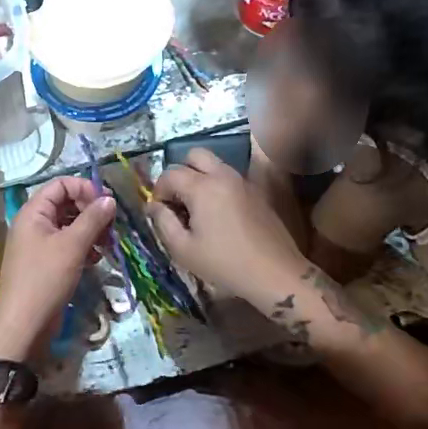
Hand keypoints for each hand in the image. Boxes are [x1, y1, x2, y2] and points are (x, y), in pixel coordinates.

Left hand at [0, 177, 115, 360]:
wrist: (23, 325)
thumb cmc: (45, 278)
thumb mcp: (72, 246)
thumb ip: (92, 219)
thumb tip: (109, 199)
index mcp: (33, 212)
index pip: (60, 184)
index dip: (84, 188)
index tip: (107, 204)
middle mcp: (34, 223)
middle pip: (65, 203)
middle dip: (90, 210)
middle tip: (111, 226)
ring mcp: (38, 244)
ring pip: (68, 225)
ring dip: (90, 230)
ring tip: (108, 244)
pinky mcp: (45, 263)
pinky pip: (67, 245)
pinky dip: (83, 247)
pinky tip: (97, 258)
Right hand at [150, 148, 307, 305]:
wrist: (274, 273)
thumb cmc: (224, 263)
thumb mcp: (183, 249)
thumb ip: (163, 222)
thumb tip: (154, 206)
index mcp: (202, 187)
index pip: (170, 174)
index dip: (158, 190)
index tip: (159, 211)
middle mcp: (223, 176)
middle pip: (195, 155)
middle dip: (180, 172)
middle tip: (177, 199)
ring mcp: (243, 181)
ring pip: (215, 164)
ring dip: (200, 177)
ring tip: (196, 207)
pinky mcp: (257, 192)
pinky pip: (230, 177)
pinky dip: (217, 185)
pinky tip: (218, 213)